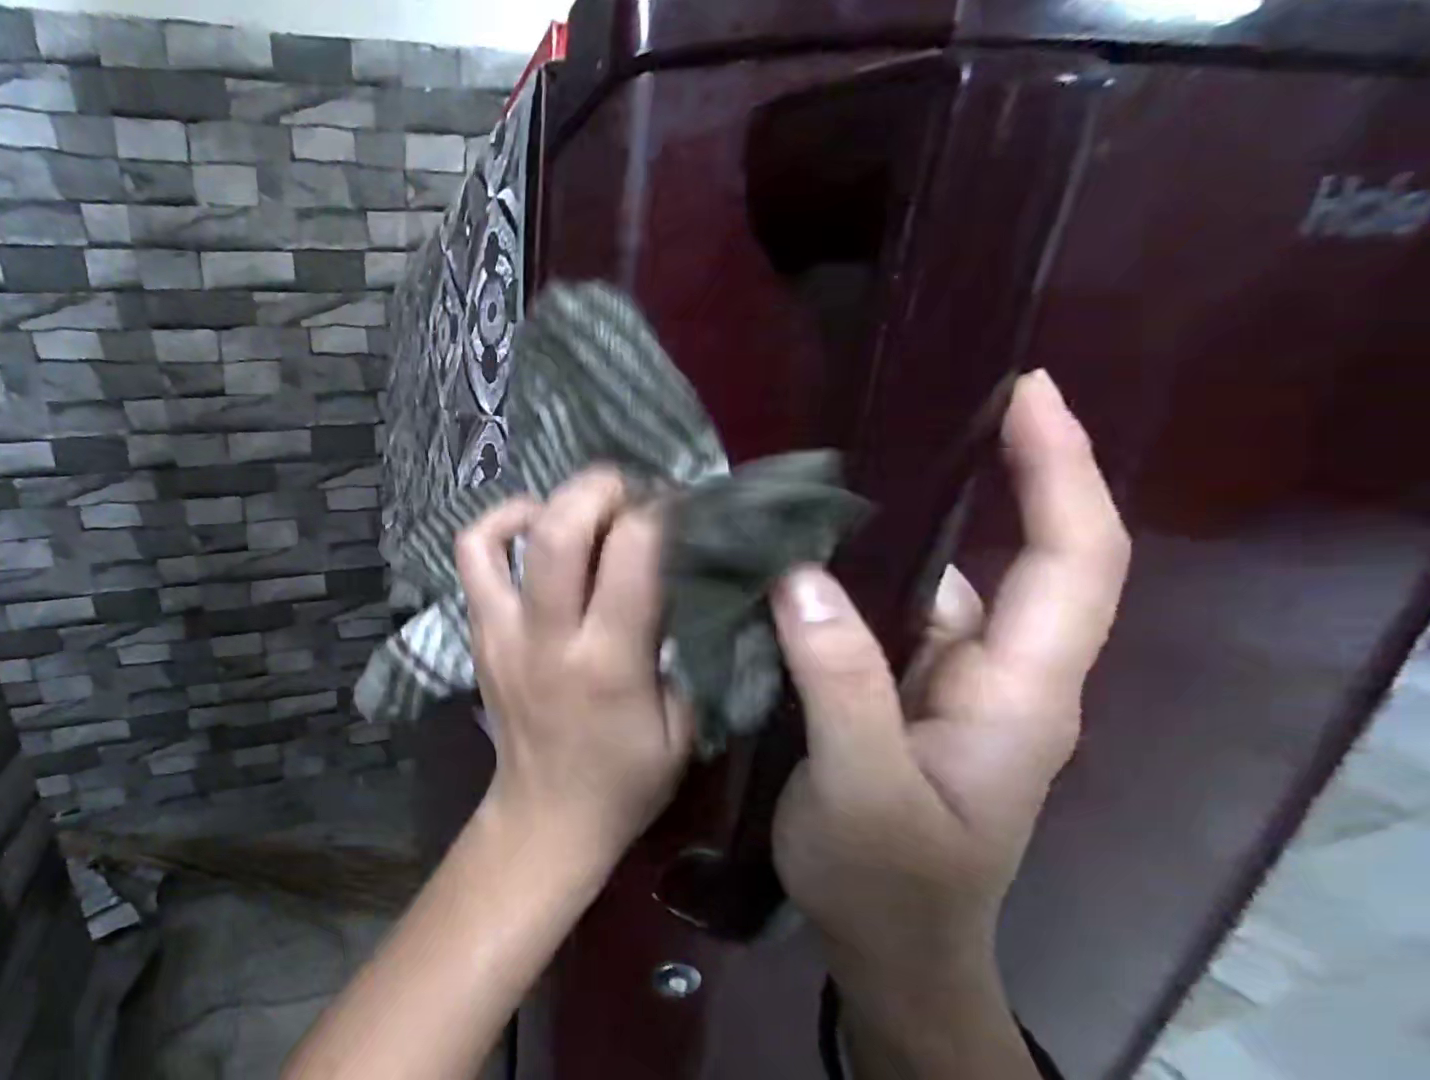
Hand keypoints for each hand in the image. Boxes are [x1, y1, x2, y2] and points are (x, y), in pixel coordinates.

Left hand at [457, 466, 694, 871]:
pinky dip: (497, 527)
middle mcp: (548, 637)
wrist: (545, 813)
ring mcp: (500, 631)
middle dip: (598, 488)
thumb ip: (683, 647)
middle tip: (628, 489)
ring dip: (545, 502)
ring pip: (500, 538)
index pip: (632, 554)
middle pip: (559, 530)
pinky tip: (530, 527)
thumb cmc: (625, 776)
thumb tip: (681, 578)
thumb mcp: (683, 722)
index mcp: (609, 662)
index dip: (658, 512)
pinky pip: (473, 559)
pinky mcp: (477, 633)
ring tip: (578, 507)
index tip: (676, 506)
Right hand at [770, 370, 1129, 978]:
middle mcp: (994, 674)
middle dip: (975, 481)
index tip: (1025, 394)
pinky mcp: (893, 694)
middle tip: (897, 422)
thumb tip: (800, 575)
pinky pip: (874, 620)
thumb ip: (841, 683)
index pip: (1075, 560)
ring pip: (922, 588)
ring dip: (879, 539)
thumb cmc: (889, 881)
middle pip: (1006, 560)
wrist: (884, 946)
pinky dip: (840, 585)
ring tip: (809, 495)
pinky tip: (784, 569)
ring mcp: (941, 685)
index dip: (1061, 470)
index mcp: (1020, 694)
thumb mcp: (864, 791)